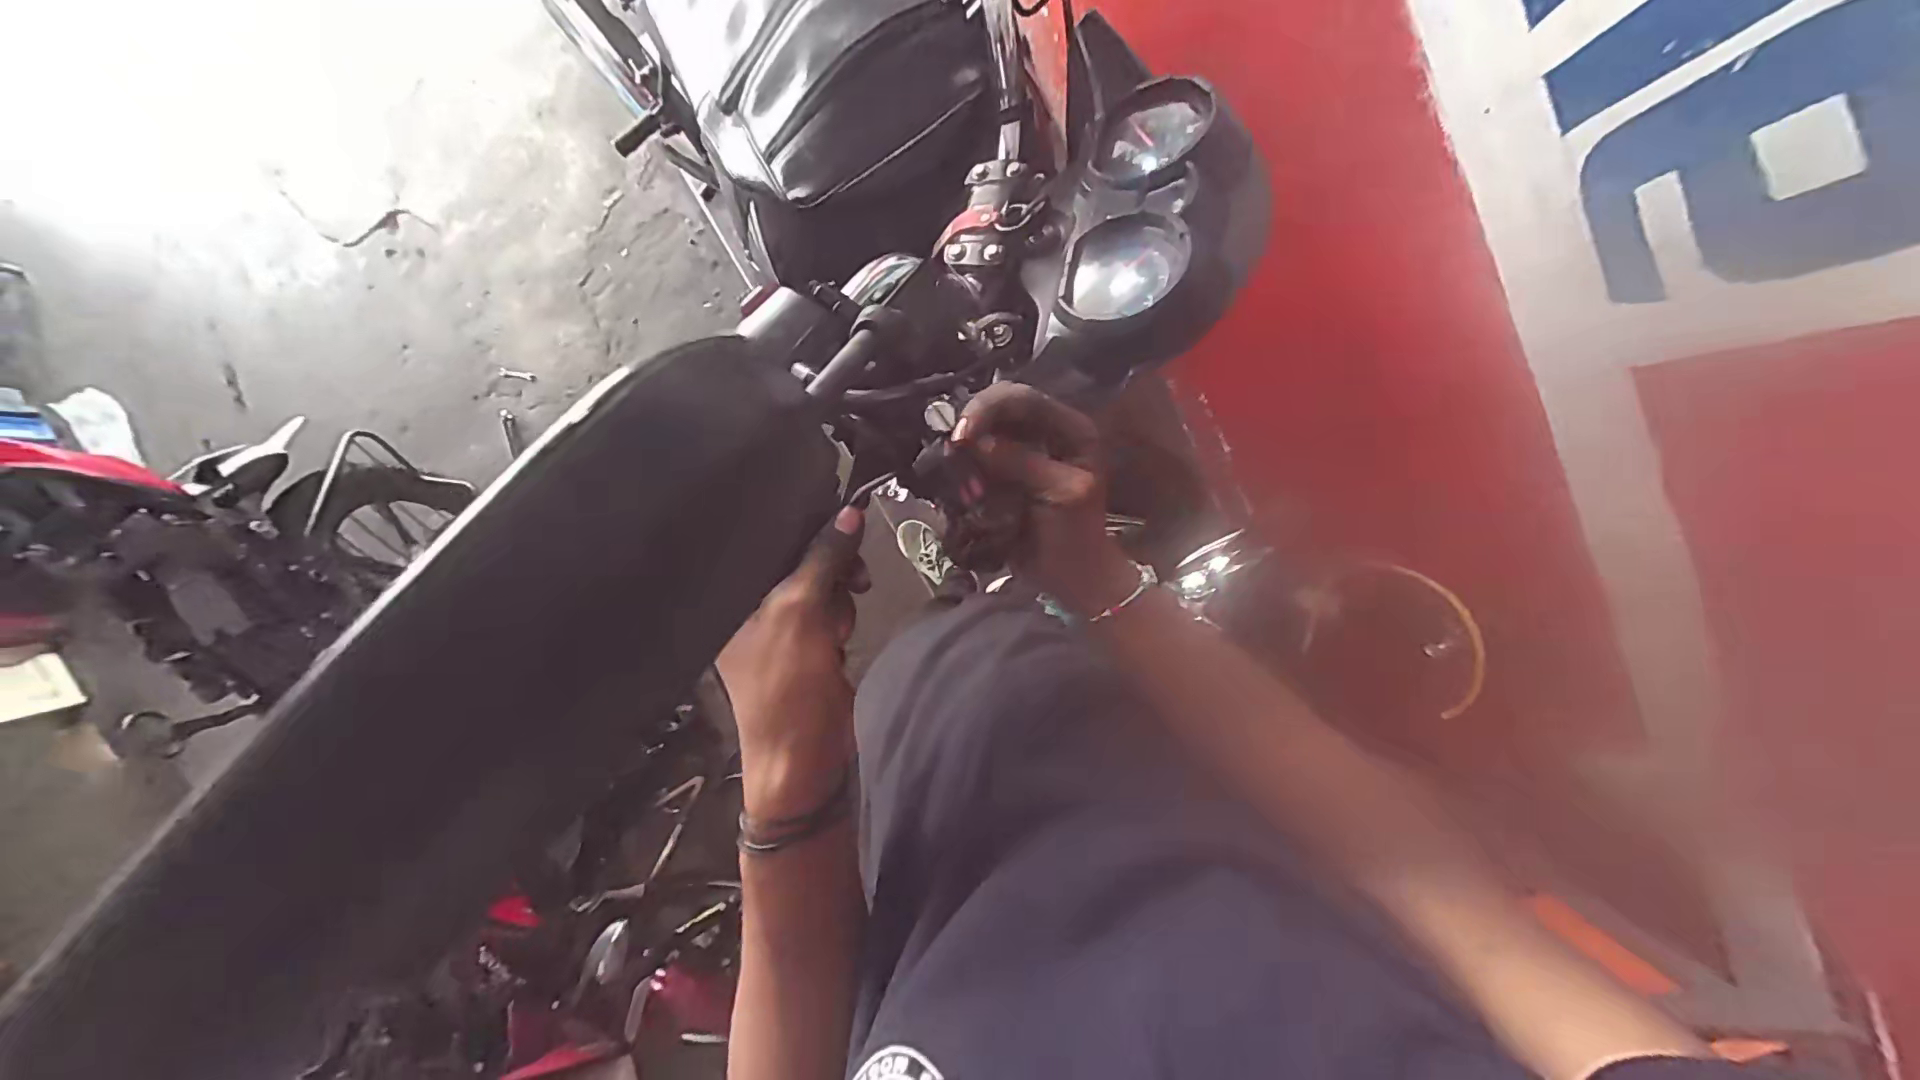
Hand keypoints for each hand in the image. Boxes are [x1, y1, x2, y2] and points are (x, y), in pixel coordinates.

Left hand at [718, 506, 868, 820]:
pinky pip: (831, 613)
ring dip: (840, 604)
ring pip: (822, 587)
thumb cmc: (786, 684)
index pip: (767, 545)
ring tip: (837, 633)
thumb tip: (852, 511)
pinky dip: (842, 623)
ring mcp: (781, 629)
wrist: (806, 759)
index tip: (841, 522)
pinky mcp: (808, 646)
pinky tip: (840, 643)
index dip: (803, 529)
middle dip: (832, 574)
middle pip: (800, 564)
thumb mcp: (801, 612)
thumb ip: (823, 559)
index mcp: (730, 599)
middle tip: (856, 580)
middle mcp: (752, 609)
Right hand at [949, 383, 1136, 614]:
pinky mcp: (999, 480)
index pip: (1022, 400)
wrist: (1073, 579)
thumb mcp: (1062, 493)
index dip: (987, 408)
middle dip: (972, 433)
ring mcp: (1018, 457)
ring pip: (979, 439)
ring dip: (966, 461)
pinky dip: (963, 478)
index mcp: (1068, 428)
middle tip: (954, 455)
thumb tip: (976, 443)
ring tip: (969, 492)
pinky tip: (967, 497)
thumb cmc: (1078, 536)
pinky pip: (972, 466)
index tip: (961, 434)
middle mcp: (1041, 434)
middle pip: (994, 414)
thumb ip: (1023, 463)